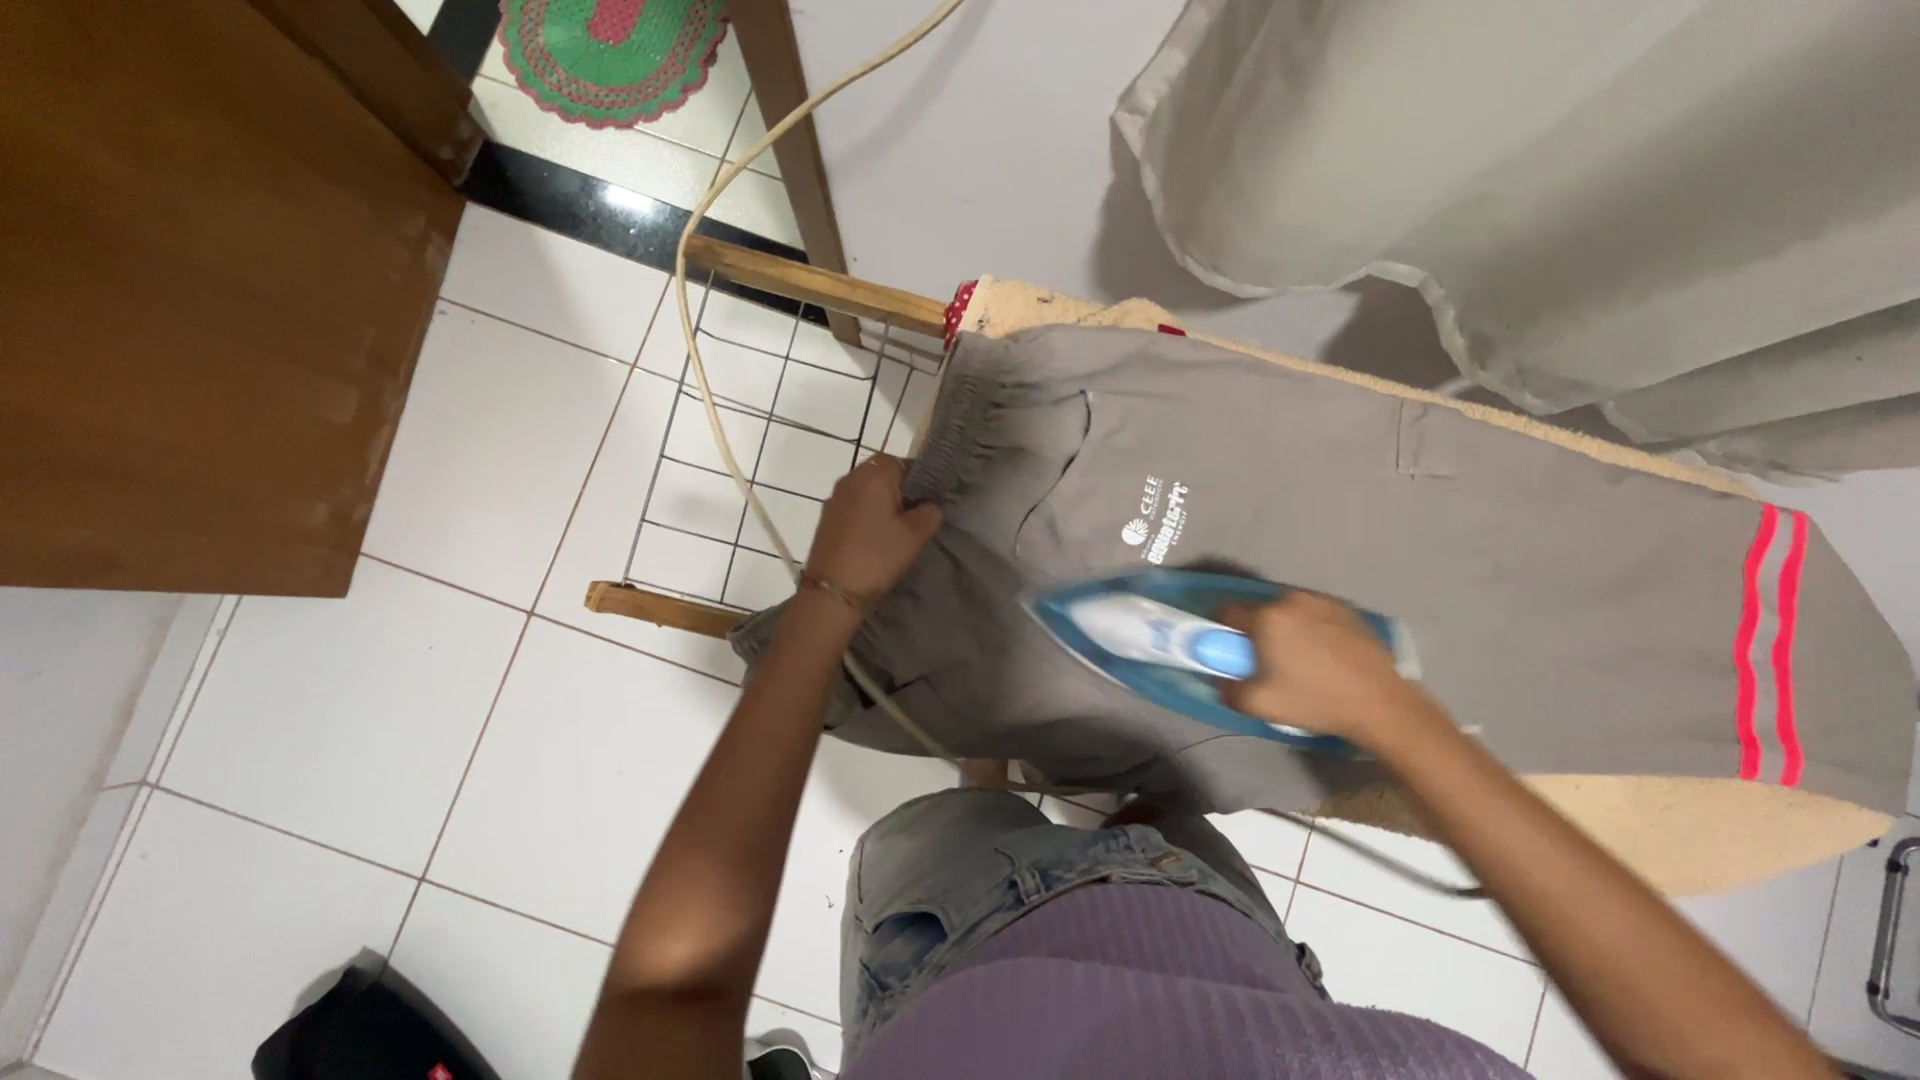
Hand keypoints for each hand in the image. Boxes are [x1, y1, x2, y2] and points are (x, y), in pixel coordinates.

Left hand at [804, 454, 942, 602]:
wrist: (831, 590)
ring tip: (895, 530)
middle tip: (914, 517)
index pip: (900, 461)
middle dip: (898, 491)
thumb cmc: (877, 556)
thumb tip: (929, 506)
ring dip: (880, 504)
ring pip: (865, 491)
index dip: (917, 477)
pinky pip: (852, 507)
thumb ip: (929, 513)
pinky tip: (874, 539)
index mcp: (873, 475)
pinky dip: (865, 516)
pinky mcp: (826, 519)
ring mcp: (834, 499)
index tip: (928, 500)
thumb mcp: (914, 535)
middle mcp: (849, 479)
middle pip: (880, 474)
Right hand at [1217, 592, 1437, 745]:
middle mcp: (1292, 600)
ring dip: (1285, 627)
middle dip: (1256, 630)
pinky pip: (1315, 614)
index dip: (1222, 630)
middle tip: (1267, 660)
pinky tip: (1324, 655)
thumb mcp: (1259, 704)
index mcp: (1268, 617)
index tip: (1231, 651)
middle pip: (1260, 610)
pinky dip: (1311, 628)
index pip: (1227, 611)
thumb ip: (1228, 689)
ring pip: (1289, 611)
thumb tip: (1222, 678)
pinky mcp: (1348, 610)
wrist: (1380, 703)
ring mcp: (1323, 601)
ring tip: (1299, 658)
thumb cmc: (1315, 701)